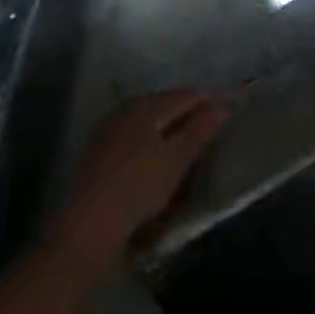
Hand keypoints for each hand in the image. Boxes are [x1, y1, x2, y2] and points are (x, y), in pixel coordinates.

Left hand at [44, 90, 226, 270]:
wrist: (89, 217)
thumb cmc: (139, 187)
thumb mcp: (175, 161)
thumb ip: (198, 131)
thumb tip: (220, 106)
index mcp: (146, 105)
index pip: (184, 96)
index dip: (206, 102)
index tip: (225, 111)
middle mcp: (126, 106)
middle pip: (163, 102)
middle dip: (186, 110)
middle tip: (207, 125)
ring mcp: (110, 124)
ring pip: (146, 116)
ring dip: (166, 124)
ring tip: (184, 140)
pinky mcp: (99, 143)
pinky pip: (132, 131)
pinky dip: (148, 136)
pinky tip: (154, 153)